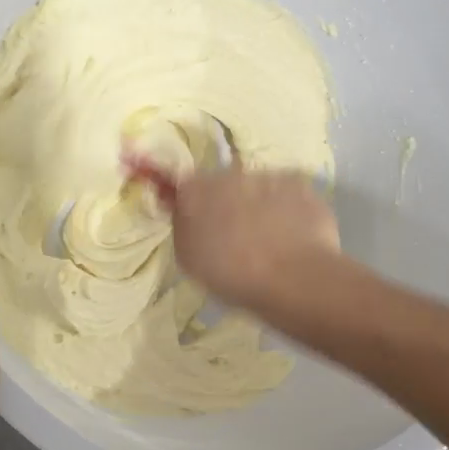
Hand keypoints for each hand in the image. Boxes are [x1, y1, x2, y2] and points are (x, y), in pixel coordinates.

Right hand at [127, 159, 341, 309]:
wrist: (292, 278)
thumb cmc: (231, 274)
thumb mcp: (188, 256)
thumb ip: (182, 225)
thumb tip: (182, 209)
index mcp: (194, 192)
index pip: (171, 176)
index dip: (163, 176)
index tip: (148, 170)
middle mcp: (227, 173)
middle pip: (219, 184)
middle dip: (222, 201)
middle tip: (230, 234)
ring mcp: (266, 175)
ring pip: (255, 187)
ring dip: (256, 205)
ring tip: (267, 240)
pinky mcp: (300, 182)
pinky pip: (286, 192)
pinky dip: (286, 207)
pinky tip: (292, 234)